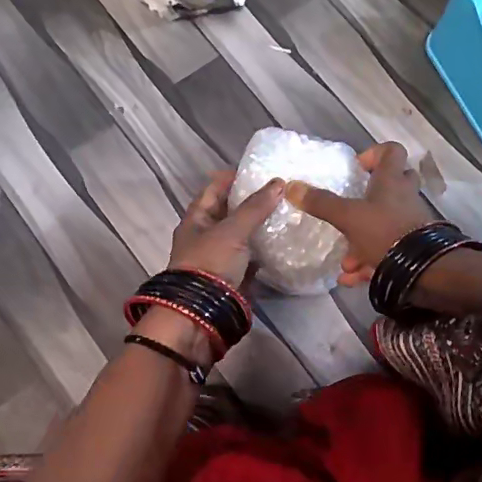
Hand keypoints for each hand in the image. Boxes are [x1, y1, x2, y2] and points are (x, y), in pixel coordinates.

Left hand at [168, 170, 284, 284]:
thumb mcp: (232, 230)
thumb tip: (279, 182)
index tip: (259, 170)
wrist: (202, 310)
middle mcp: (205, 235)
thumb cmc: (211, 262)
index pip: (214, 189)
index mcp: (196, 218)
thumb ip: (255, 207)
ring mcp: (218, 257)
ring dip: (259, 226)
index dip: (233, 177)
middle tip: (279, 191)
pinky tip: (281, 241)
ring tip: (285, 212)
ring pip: (241, 234)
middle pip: (229, 211)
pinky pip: (249, 257)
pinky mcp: (232, 275)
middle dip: (251, 201)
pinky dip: (262, 250)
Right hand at [284, 142, 429, 288]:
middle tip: (351, 206)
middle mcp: (404, 198)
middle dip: (369, 197)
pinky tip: (351, 278)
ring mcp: (410, 224)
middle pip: (393, 186)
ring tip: (346, 261)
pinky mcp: (411, 248)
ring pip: (384, 224)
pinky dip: (369, 263)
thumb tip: (291, 186)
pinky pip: (386, 251)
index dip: (374, 153)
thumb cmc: (385, 232)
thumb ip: (321, 203)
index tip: (357, 167)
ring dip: (361, 241)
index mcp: (392, 181)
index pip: (392, 151)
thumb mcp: (348, 217)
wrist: (422, 270)